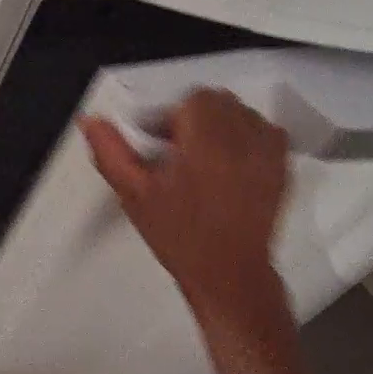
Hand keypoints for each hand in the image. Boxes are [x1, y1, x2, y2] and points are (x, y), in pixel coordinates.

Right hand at [78, 89, 294, 361]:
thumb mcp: (134, 194)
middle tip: (179, 153)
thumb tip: (89, 118)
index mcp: (207, 142)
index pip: (194, 99)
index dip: (172, 118)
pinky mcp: (283, 168)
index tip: (162, 147)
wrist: (228, 274)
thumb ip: (111, 152)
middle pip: (219, 102)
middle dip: (196, 118)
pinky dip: (247, 137)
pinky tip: (231, 164)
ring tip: (206, 159)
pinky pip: (266, 131)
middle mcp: (244, 139)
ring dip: (222, 125)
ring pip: (243, 113)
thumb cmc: (177, 235)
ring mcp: (269, 153)